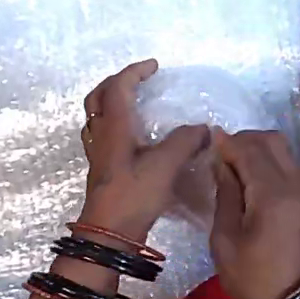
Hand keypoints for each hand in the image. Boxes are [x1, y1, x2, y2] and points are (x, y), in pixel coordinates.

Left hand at [78, 60, 209, 241]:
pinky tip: (131, 137)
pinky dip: (114, 124)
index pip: (119, 87)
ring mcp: (98, 153)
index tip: (154, 66)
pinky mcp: (101, 170)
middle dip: (117, 82)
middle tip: (138, 80)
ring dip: (111, 103)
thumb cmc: (134, 194)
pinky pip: (102, 135)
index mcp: (115, 126)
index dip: (135, 72)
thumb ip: (185, 141)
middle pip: (98, 97)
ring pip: (96, 117)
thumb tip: (203, 129)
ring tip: (132, 104)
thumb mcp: (166, 165)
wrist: (109, 232)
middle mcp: (102, 135)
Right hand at [209, 129, 299, 298]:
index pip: (250, 150)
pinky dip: (266, 160)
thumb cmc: (247, 276)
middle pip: (272, 141)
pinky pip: (286, 164)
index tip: (206, 140)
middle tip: (220, 153)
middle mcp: (295, 186)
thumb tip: (221, 159)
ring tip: (231, 163)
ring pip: (282, 149)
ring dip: (256, 148)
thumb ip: (225, 191)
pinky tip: (247, 174)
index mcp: (272, 196)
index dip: (227, 142)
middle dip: (244, 139)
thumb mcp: (224, 236)